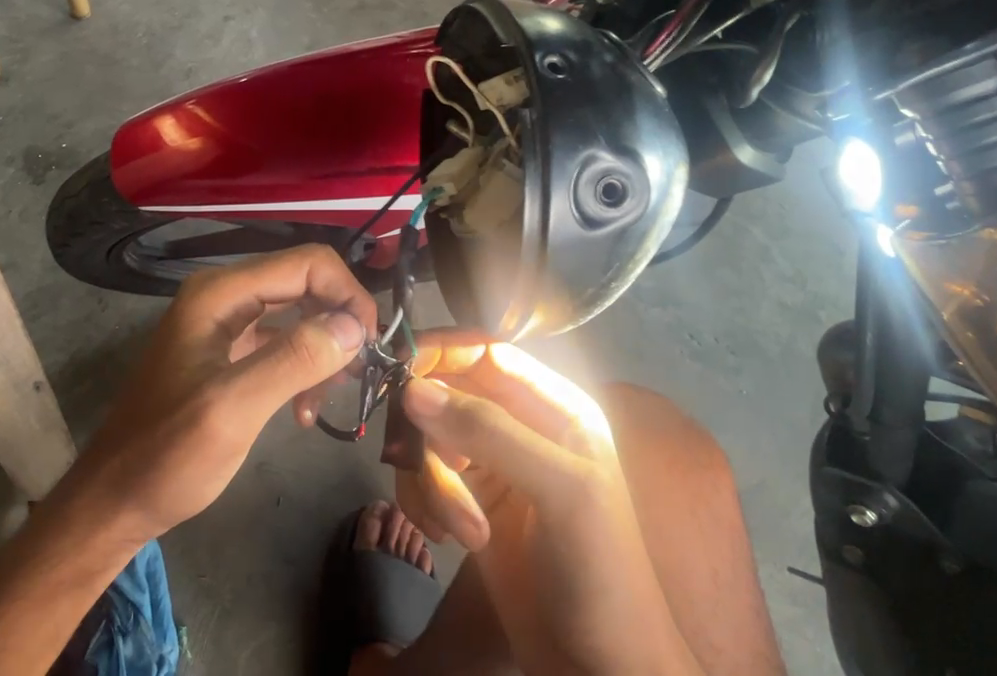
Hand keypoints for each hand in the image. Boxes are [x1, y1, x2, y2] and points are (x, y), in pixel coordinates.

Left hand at [54, 245, 376, 545]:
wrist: (117, 497)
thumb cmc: (169, 453)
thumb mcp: (233, 407)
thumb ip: (293, 360)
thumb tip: (353, 325)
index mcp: (219, 294)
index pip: (306, 263)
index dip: (347, 295)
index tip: (370, 346)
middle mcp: (223, 298)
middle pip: (304, 285)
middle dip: (338, 325)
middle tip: (358, 378)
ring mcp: (223, 326)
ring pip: (297, 317)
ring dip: (323, 353)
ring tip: (325, 401)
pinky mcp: (227, 357)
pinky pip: (280, 347)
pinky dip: (301, 372)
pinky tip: (303, 413)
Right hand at [394, 334, 700, 675]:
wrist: (597, 666)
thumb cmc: (599, 569)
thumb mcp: (561, 490)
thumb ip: (490, 431)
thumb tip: (412, 388)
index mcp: (556, 407)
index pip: (486, 352)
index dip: (441, 353)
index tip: (397, 370)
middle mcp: (520, 425)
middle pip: (446, 394)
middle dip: (428, 433)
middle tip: (425, 468)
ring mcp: (490, 463)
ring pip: (427, 437)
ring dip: (429, 481)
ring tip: (458, 529)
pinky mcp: (465, 500)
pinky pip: (422, 476)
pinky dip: (424, 503)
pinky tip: (450, 539)